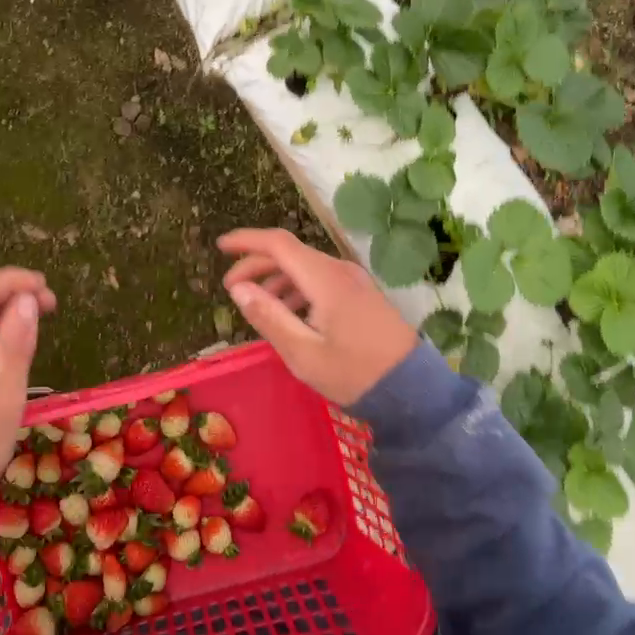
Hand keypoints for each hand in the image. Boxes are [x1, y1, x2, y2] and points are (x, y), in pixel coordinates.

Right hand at [219, 228, 416, 405]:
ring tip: (257, 304)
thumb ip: (269, 317)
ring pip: (305, 267)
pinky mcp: (362, 295)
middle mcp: (340, 271)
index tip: (220, 247)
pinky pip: (320, 280)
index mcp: (325, 279)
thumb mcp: (304, 353)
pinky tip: (290, 314)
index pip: (278, 244)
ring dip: (276, 278)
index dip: (246, 241)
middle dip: (256, 265)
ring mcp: (355, 281)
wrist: (414, 392)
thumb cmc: (355, 374)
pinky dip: (297, 288)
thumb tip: (239, 289)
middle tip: (232, 288)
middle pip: (290, 254)